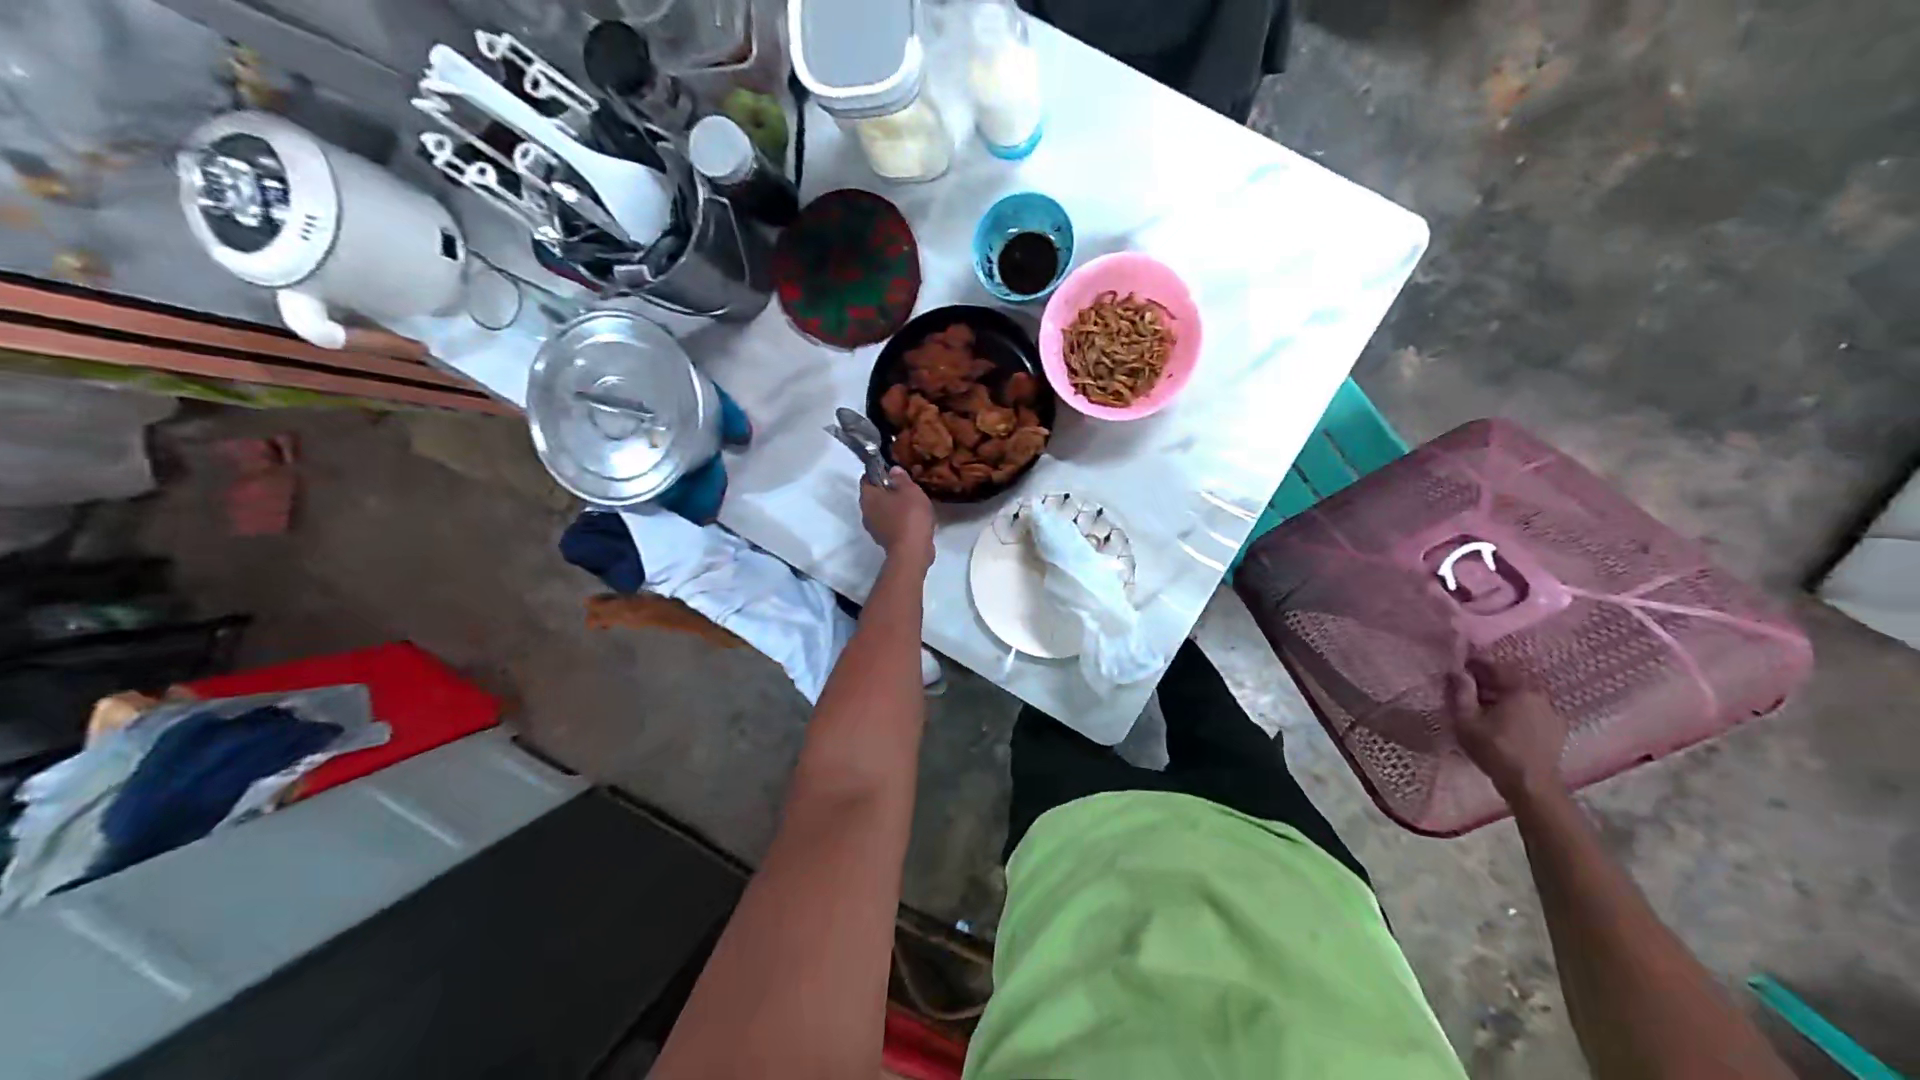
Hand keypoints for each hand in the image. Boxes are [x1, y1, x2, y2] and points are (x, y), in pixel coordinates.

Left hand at [860, 467, 933, 569]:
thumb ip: (901, 478)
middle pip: (874, 495)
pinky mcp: (884, 539)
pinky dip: (897, 519)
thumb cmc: (909, 516)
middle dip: (887, 489)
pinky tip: (912, 518)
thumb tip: (893, 470)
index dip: (879, 471)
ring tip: (911, 502)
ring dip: (893, 505)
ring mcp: (874, 528)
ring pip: (881, 510)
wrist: (912, 551)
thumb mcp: (910, 490)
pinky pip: (889, 523)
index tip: (893, 470)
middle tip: (905, 486)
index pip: (866, 478)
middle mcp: (866, 512)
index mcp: (868, 497)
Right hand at [1447, 657, 1567, 800]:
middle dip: (1490, 677)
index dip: (1476, 663)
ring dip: (1504, 692)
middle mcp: (1540, 695)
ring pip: (1524, 693)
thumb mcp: (1466, 720)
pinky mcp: (1556, 727)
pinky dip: (1518, 705)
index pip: (1496, 666)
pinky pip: (1533, 707)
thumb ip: (1461, 692)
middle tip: (1470, 683)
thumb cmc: (1494, 750)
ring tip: (1486, 701)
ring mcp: (1552, 711)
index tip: (1460, 665)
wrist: (1530, 784)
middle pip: (1512, 678)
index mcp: (1519, 690)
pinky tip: (1505, 717)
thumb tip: (1458, 671)